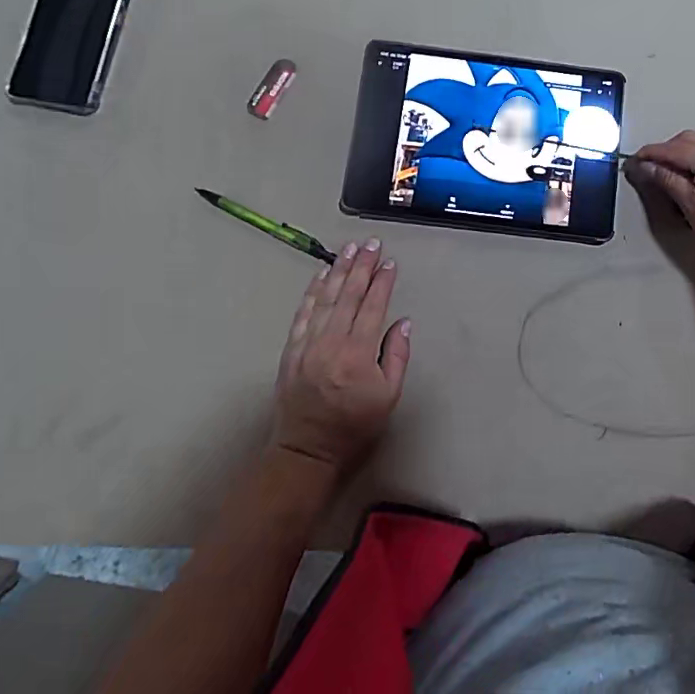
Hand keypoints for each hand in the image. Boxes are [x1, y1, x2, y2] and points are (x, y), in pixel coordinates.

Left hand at [270, 238, 410, 473]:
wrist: (306, 449)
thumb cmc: (353, 426)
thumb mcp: (388, 397)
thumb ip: (396, 356)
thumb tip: (402, 322)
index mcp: (358, 353)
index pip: (373, 307)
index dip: (383, 282)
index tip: (390, 263)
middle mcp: (331, 342)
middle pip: (349, 295)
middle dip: (362, 266)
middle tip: (371, 244)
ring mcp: (308, 343)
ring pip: (325, 298)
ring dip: (339, 270)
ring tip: (349, 249)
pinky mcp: (292, 348)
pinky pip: (303, 312)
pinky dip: (312, 291)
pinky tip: (321, 274)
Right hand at [626, 128, 694, 260]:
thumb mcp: (691, 206)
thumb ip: (667, 180)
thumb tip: (647, 166)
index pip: (674, 148)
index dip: (652, 153)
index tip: (636, 159)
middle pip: (691, 138)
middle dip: (669, 148)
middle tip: (654, 166)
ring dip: (689, 146)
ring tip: (678, 165)